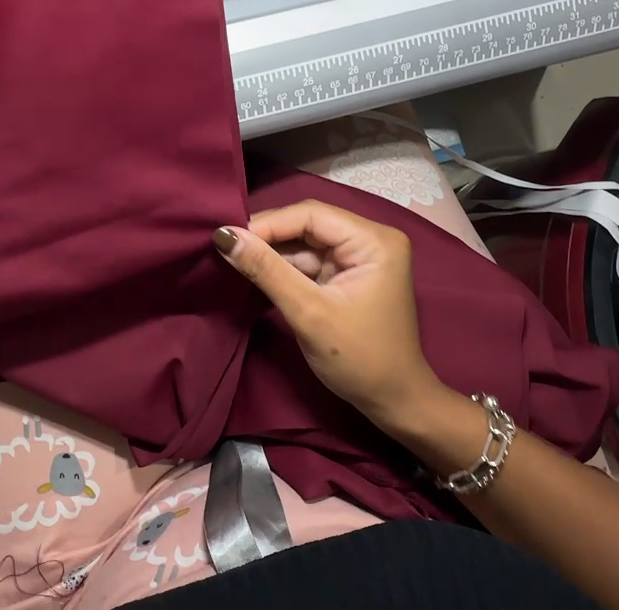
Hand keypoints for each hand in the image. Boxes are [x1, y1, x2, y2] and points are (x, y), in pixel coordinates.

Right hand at [214, 200, 439, 420]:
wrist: (394, 403)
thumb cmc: (359, 359)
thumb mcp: (308, 314)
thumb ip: (266, 270)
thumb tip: (224, 236)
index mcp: (374, 240)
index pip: (311, 215)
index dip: (267, 223)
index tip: (226, 237)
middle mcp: (370, 238)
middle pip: (307, 224)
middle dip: (268, 236)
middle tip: (226, 246)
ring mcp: (359, 256)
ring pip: (304, 241)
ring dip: (272, 252)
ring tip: (233, 258)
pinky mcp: (348, 273)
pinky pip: (309, 259)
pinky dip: (283, 267)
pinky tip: (255, 271)